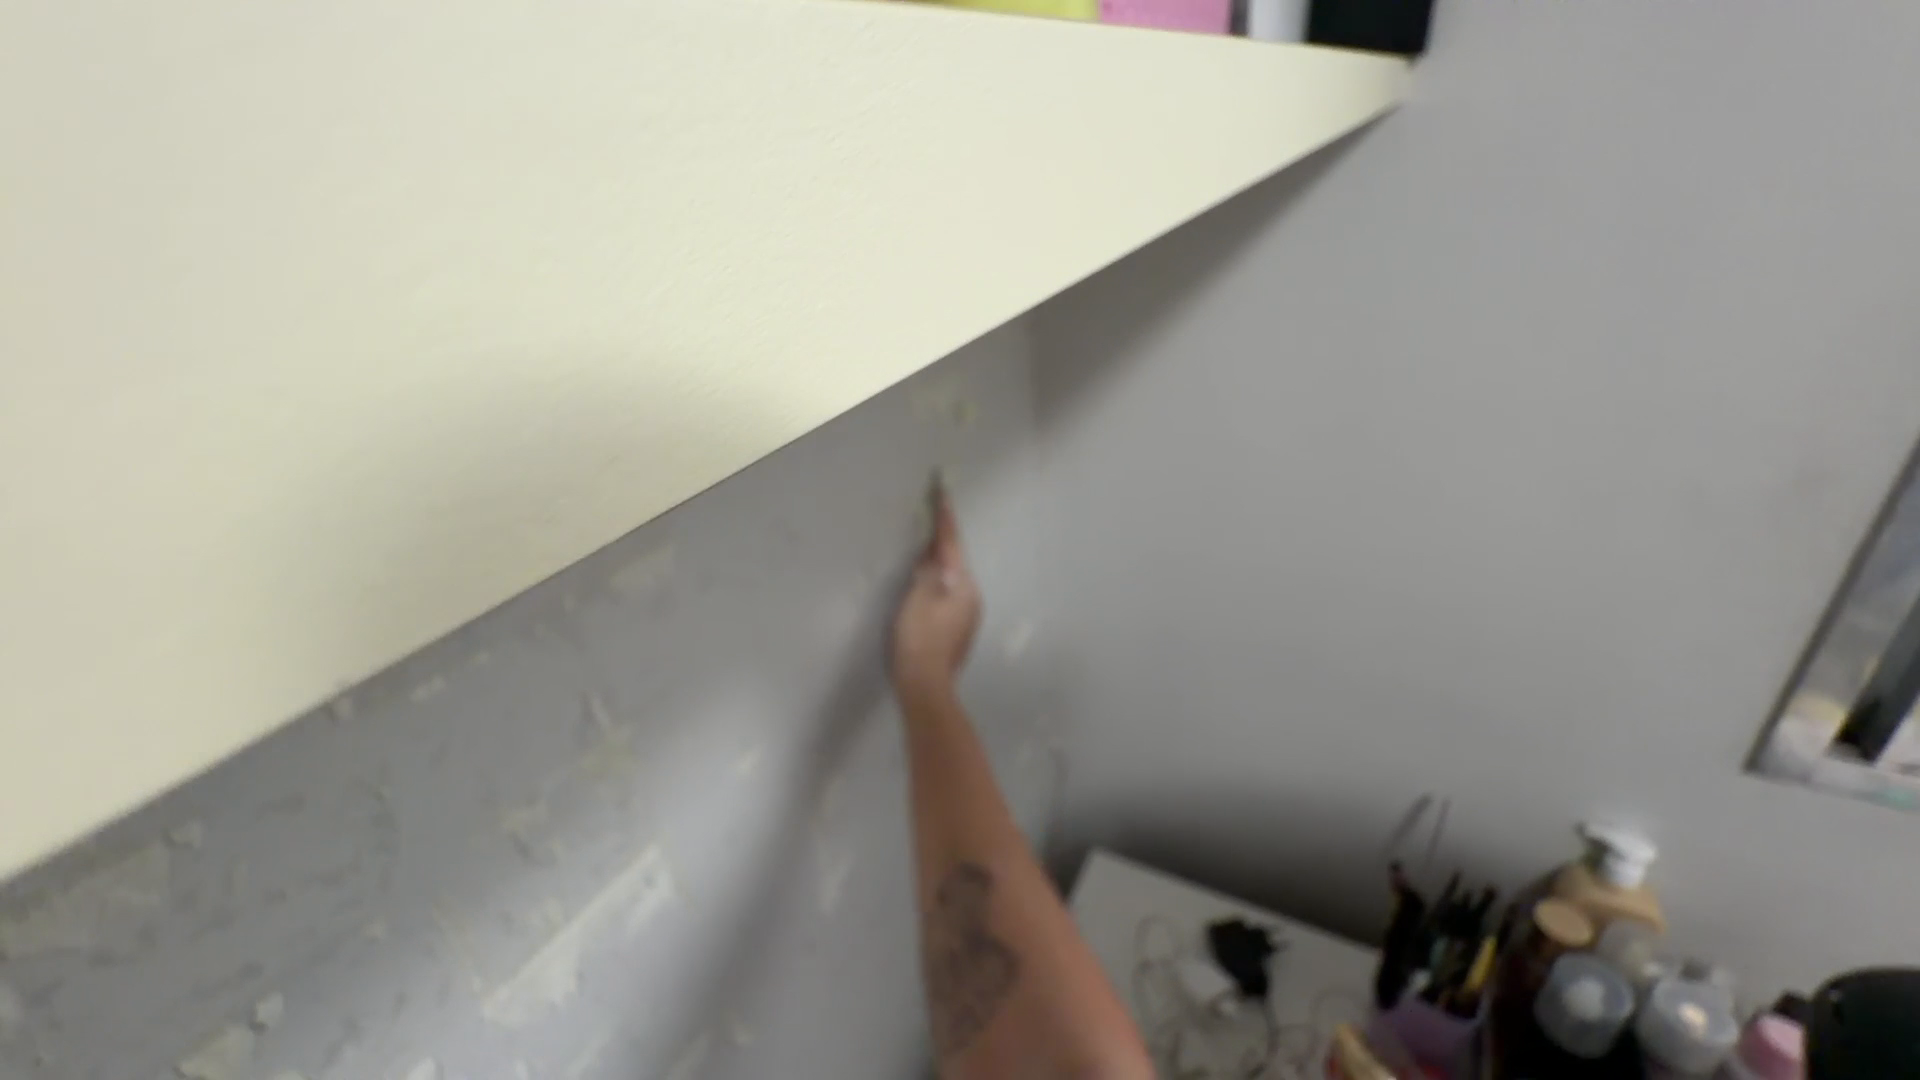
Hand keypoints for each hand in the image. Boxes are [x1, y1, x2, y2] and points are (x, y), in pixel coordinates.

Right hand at [891, 482, 980, 704]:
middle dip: (942, 543)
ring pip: (951, 581)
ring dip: (939, 566)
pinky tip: (925, 588)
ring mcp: (967, 618)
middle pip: (954, 562)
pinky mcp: (957, 632)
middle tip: (930, 519)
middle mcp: (971, 598)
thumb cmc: (919, 638)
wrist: (925, 686)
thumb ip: (926, 572)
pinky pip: (947, 598)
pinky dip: (937, 586)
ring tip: (923, 551)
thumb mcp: (917, 598)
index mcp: (963, 586)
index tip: (942, 493)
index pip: (951, 545)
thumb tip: (932, 555)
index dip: (944, 519)